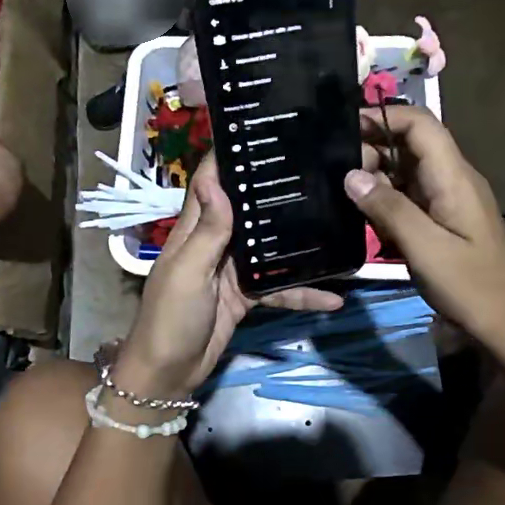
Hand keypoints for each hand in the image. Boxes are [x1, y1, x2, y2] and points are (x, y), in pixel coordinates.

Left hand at [113, 154, 342, 398]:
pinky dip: (303, 292)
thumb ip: (207, 230)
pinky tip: (333, 295)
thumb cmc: (171, 317)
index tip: (261, 131)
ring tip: (335, 225)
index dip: (230, 157)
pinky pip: (279, 287)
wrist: (169, 373)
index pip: (211, 183)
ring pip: (270, 246)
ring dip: (298, 241)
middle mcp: (215, 242)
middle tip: (315, 170)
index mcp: (194, 229)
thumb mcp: (188, 271)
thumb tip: (217, 179)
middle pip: (247, 208)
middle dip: (275, 190)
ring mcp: (233, 270)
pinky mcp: (247, 296)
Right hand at [347, 105, 504, 340]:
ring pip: (406, 171)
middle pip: (410, 144)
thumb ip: (388, 209)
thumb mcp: (425, 248)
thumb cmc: (470, 286)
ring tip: (342, 194)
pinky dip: (385, 201)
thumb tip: (351, 175)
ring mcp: (448, 200)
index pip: (421, 124)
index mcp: (454, 177)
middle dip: (373, 149)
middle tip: (336, 172)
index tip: (345, 126)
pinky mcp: (442, 221)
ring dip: (376, 177)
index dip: (384, 116)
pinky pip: (409, 197)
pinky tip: (363, 218)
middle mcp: (452, 180)